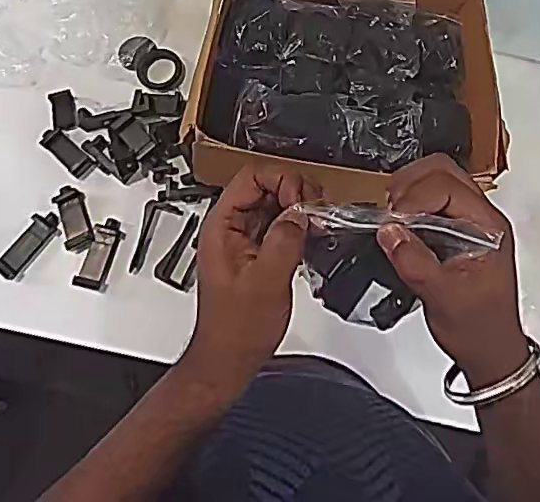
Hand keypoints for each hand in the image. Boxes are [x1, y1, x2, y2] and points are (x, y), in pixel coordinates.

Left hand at [177, 165, 313, 390]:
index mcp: (223, 226)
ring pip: (277, 200)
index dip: (281, 180)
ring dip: (301, 206)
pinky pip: (282, 221)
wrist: (229, 361)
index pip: (252, 176)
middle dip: (296, 191)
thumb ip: (284, 240)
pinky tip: (311, 234)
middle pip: (268, 183)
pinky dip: (300, 222)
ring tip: (316, 221)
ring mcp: (246, 236)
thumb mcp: (265, 282)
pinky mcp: (260, 248)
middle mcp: (232, 226)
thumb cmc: (234, 331)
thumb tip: (302, 212)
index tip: (300, 201)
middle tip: (314, 210)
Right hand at [379, 155, 530, 386]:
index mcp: (488, 226)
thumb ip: (415, 263)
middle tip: (390, 211)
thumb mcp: (443, 299)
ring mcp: (471, 219)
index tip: (394, 221)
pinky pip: (433, 197)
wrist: (491, 352)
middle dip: (410, 184)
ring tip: (393, 217)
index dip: (415, 199)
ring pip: (438, 177)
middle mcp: (482, 216)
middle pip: (443, 171)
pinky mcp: (457, 226)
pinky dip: (412, 201)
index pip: (447, 187)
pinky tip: (401, 224)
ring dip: (410, 189)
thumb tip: (390, 232)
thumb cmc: (480, 329)